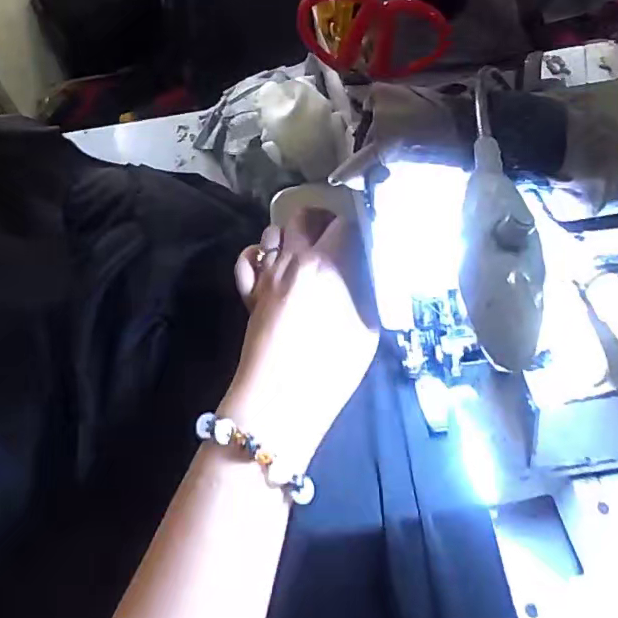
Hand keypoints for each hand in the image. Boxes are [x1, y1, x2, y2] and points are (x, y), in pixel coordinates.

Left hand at [223, 208, 378, 473]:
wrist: (280, 400)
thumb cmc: (333, 366)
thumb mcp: (370, 325)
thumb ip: (369, 288)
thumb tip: (370, 269)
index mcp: (329, 263)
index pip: (345, 222)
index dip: (358, 226)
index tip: (366, 237)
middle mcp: (295, 259)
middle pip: (304, 216)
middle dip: (322, 220)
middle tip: (335, 235)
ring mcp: (267, 274)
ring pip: (274, 232)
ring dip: (291, 235)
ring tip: (306, 251)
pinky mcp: (249, 293)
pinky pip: (247, 258)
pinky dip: (259, 254)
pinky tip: (272, 265)